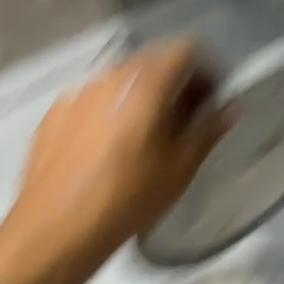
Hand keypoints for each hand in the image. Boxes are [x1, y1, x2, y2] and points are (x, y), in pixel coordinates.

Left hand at [0, 37, 223, 268]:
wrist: (53, 233)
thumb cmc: (129, 198)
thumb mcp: (181, 167)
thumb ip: (209, 129)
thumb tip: (229, 107)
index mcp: (147, 82)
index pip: (186, 50)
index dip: (205, 69)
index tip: (211, 97)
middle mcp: (110, 76)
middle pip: (152, 62)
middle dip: (173, 83)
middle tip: (183, 118)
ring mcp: (77, 94)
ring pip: (121, 81)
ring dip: (140, 97)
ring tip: (144, 135)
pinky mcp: (53, 115)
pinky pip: (92, 101)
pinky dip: (108, 112)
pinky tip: (106, 149)